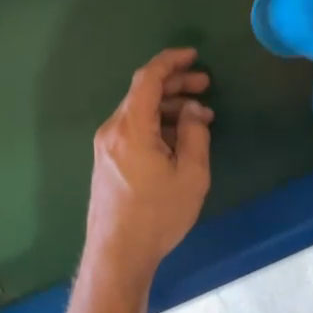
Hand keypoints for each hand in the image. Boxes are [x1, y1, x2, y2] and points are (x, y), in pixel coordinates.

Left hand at [86, 48, 212, 285]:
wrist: (118, 255)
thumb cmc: (157, 214)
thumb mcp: (191, 173)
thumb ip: (194, 134)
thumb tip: (191, 110)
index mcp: (131, 128)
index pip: (147, 79)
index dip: (171, 62)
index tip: (194, 56)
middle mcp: (113, 131)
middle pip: (142, 93)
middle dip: (175, 84)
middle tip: (206, 85)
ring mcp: (106, 147)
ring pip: (139, 112)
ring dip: (169, 107)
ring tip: (200, 117)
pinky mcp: (107, 162)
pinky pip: (133, 129)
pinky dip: (157, 123)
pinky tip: (179, 138)